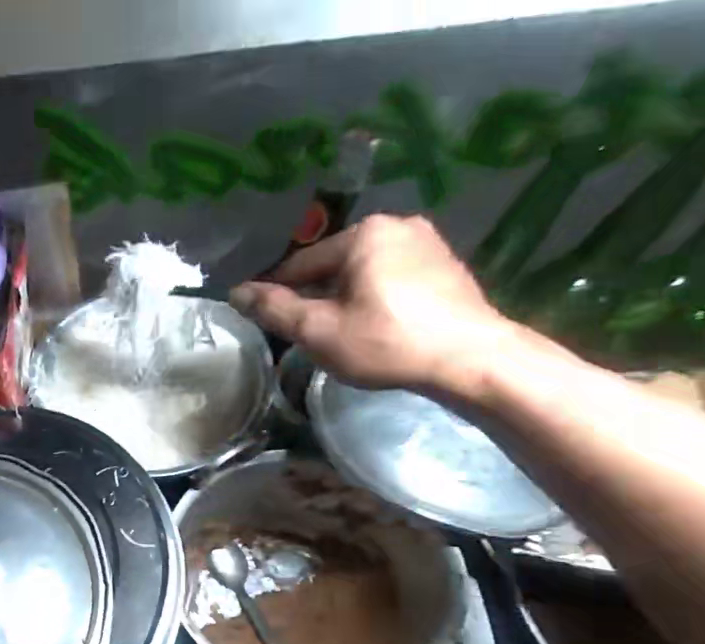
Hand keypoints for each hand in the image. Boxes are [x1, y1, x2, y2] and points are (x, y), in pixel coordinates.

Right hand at [229, 214, 517, 396]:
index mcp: (363, 233)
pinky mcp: (444, 266)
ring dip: (343, 298)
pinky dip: (372, 298)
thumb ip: (274, 309)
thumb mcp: (318, 330)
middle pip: (333, 265)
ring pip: (362, 272)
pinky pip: (390, 278)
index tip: (261, 319)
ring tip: (335, 333)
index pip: (300, 263)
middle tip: (302, 334)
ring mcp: (427, 243)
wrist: (469, 358)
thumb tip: (236, 293)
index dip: (276, 293)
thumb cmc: (385, 341)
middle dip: (314, 296)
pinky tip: (371, 327)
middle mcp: (396, 225)